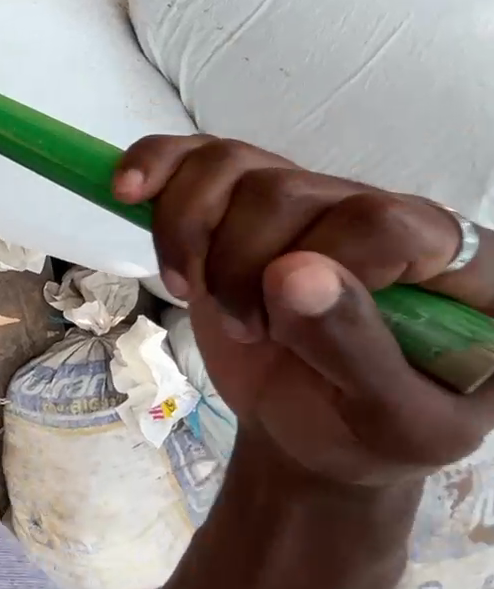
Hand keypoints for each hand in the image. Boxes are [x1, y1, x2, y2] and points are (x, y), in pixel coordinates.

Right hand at [114, 135, 493, 487]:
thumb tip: (294, 274)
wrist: (313, 430)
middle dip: (235, 264)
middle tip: (244, 330)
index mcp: (460, 268)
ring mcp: (307, 205)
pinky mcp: (235, 206)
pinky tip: (127, 192)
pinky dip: (152, 167)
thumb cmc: (366, 431)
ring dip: (184, 232)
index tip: (285, 322)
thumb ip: (359, 349)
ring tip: (188, 290)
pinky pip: (191, 157)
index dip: (323, 262)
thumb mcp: (392, 420)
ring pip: (228, 167)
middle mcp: (386, 217)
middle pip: (284, 191)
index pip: (387, 221)